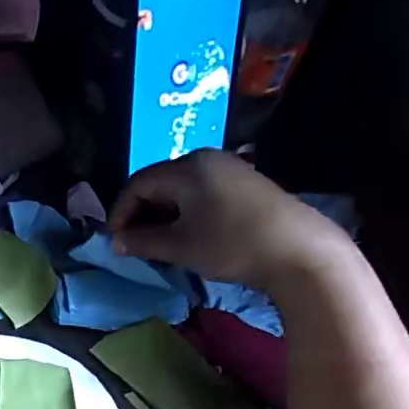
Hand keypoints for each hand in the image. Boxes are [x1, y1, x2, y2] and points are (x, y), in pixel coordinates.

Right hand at [109, 148, 352, 290]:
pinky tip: (188, 237)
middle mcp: (205, 158)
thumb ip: (143, 241)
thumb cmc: (230, 244)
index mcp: (186, 167)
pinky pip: (201, 194)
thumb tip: (116, 241)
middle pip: (159, 183)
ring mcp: (228, 168)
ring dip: (163, 216)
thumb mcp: (180, 246)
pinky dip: (185, 214)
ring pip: (180, 190)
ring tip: (160, 245)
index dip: (120, 212)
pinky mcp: (244, 184)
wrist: (295, 249)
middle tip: (135, 245)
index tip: (114, 241)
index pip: (137, 183)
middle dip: (141, 214)